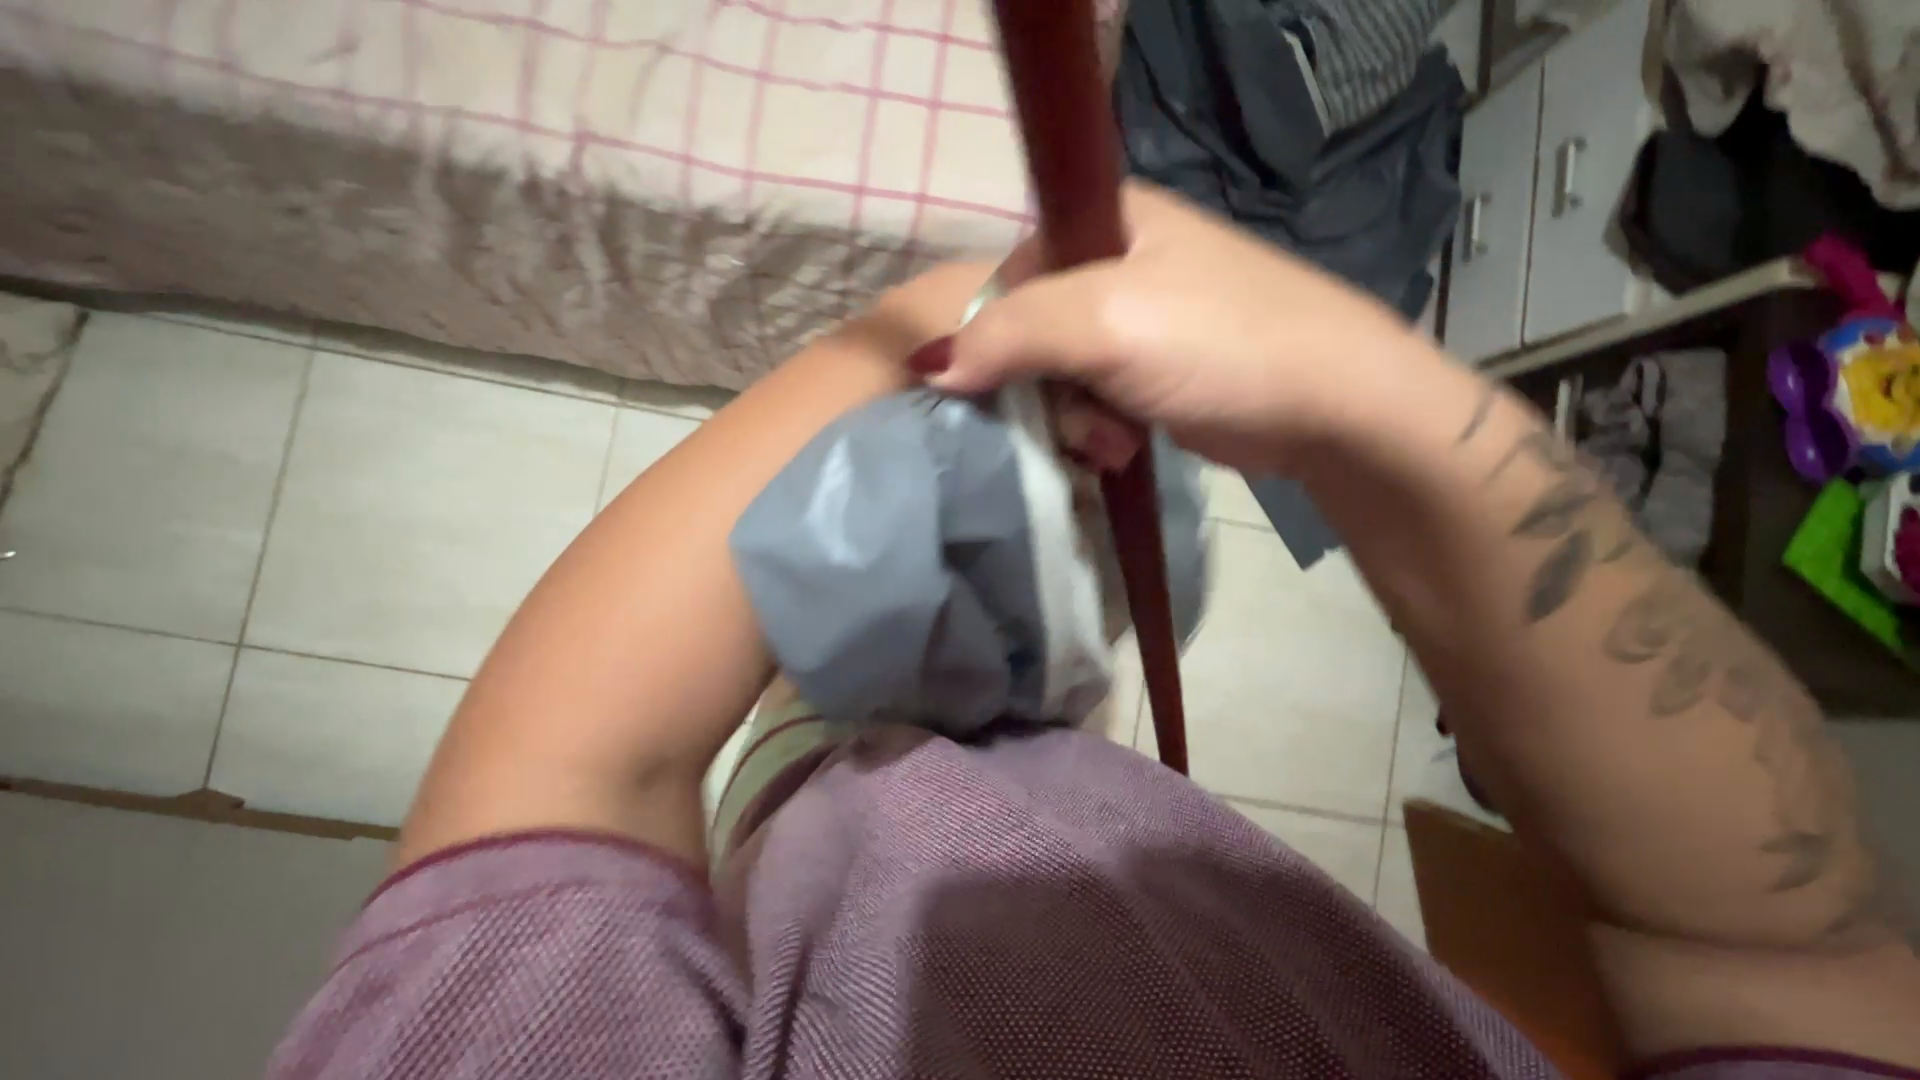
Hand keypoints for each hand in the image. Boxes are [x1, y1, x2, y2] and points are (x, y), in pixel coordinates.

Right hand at [931, 182, 1438, 470]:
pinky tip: (1124, 449)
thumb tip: (928, 367)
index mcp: (1107, 221)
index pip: (1008, 274)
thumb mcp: (1105, 323)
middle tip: (1079, 421)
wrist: (1332, 407)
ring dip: (1073, 419)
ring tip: (1111, 441)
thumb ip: (1009, 333)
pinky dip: (1098, 431)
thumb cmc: (1219, 343)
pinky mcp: (1155, 374)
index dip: (993, 335)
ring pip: (1059, 376)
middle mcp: (1119, 264)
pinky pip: (1093, 401)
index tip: (1005, 386)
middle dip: (1043, 389)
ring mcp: (1140, 323)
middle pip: (1029, 332)